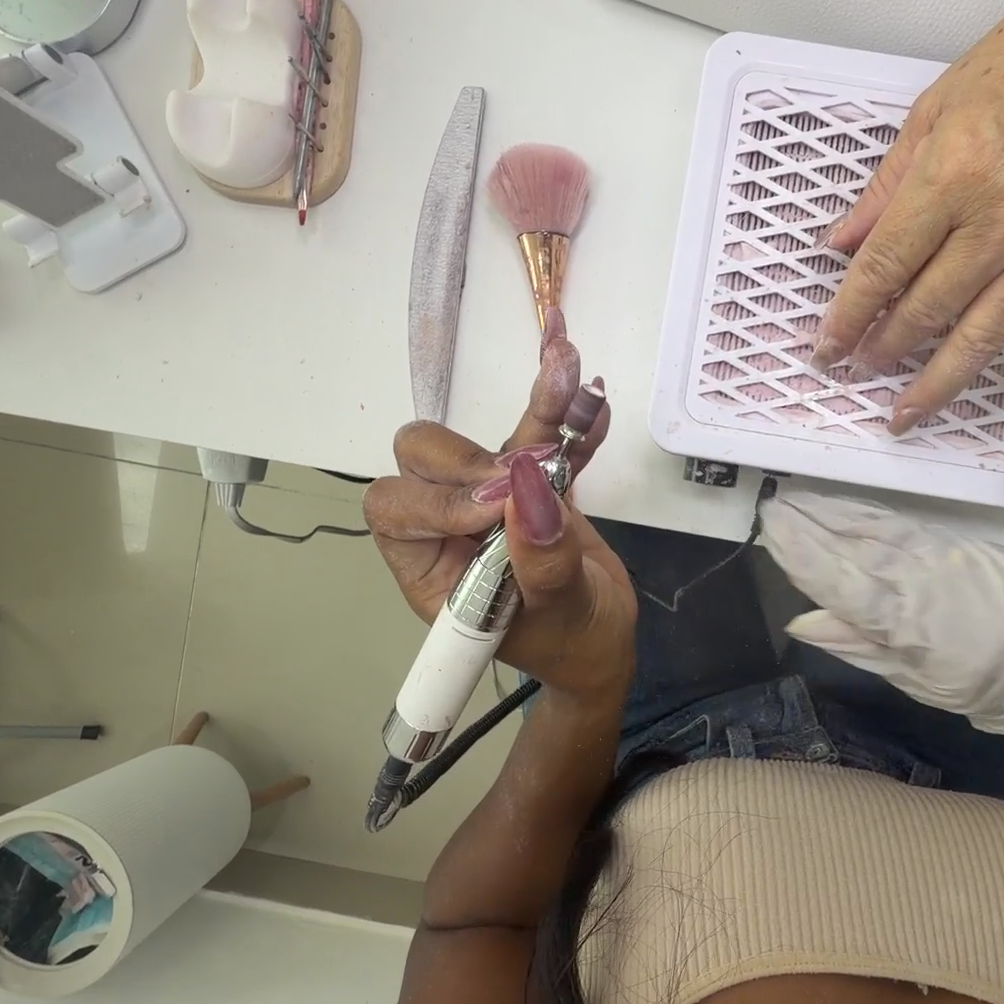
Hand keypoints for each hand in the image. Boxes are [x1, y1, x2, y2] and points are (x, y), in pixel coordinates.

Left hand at [364, 325, 635, 702]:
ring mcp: (494, 502)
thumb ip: (541, 559)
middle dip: (474, 455)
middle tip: (532, 470)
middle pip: (426, 460)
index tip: (496, 507)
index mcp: (433, 568)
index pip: (398, 511)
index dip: (438, 498)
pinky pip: (546, 443)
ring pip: (494, 441)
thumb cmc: (573, 643)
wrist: (604, 640)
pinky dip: (572, 423)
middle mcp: (451, 526)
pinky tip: (596, 400)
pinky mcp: (535, 486)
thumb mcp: (558, 612)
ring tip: (566, 361)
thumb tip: (527, 488)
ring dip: (536, 406)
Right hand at [759, 492, 1003, 735]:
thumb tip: (800, 620)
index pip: (845, 586)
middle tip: (770, 508)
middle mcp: (925, 584)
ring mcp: (944, 557)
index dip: (805, 558)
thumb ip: (855, 644)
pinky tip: (842, 504)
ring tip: (795, 500)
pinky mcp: (959, 542)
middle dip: (809, 527)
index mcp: (911, 627)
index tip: (771, 533)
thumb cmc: (969, 685)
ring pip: (877, 529)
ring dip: (832, 512)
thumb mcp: (910, 680)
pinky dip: (868, 511)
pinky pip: (904, 522)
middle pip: (856, 549)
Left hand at [811, 0, 1003, 435]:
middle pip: (925, 311)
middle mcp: (1001, 222)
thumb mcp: (931, 112)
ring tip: (905, 413)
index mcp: (952, 180)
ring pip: (983, 337)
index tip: (828, 346)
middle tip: (859, 369)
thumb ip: (883, 191)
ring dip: (938, 384)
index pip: (882, 270)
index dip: (847, 316)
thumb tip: (844, 243)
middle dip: (882, 349)